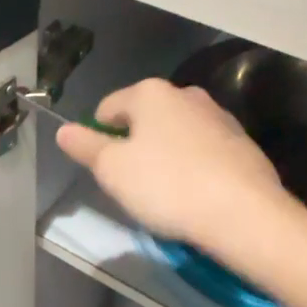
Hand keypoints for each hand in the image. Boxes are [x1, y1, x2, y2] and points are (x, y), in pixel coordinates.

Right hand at [56, 79, 288, 244]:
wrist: (244, 213)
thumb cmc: (168, 186)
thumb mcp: (112, 170)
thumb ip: (85, 147)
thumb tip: (63, 130)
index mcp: (151, 93)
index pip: (108, 108)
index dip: (98, 137)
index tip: (105, 170)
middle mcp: (187, 95)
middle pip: (145, 118)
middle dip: (135, 145)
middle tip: (133, 184)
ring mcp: (219, 117)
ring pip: (177, 134)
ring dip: (166, 156)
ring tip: (167, 193)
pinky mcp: (243, 144)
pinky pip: (204, 152)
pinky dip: (194, 167)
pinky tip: (196, 195)